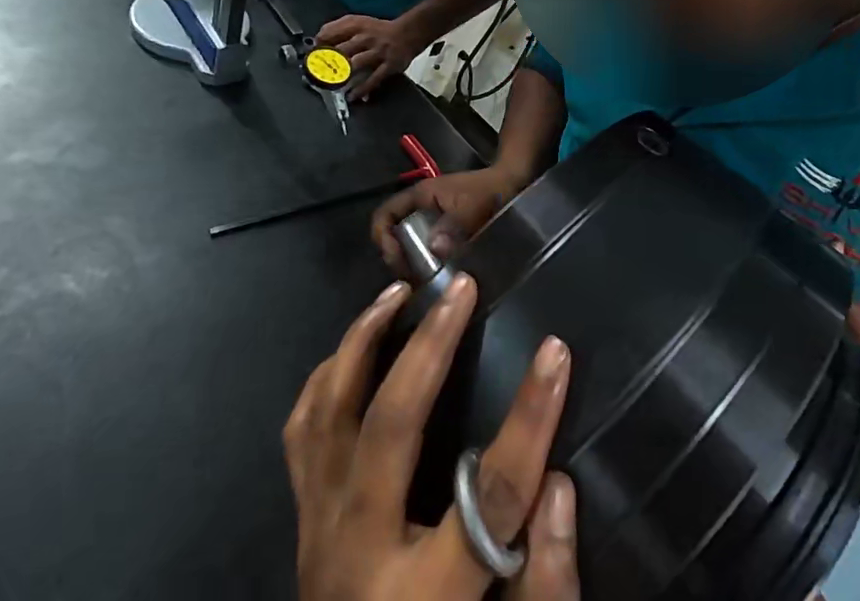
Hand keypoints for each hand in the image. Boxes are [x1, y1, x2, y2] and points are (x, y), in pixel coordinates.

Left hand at [284, 278, 579, 600]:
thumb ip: (543, 581)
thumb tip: (557, 483)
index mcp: (423, 591)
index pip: (491, 488)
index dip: (530, 416)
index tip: (556, 351)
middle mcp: (358, 546)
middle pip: (393, 424)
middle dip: (431, 345)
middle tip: (461, 289)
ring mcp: (318, 528)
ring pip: (329, 413)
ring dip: (363, 342)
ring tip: (398, 295)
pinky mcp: (302, 518)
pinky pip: (302, 431)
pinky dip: (327, 377)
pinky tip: (352, 348)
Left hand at [316, 14, 434, 99]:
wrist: (409, 33)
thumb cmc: (380, 31)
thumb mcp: (360, 22)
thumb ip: (339, 28)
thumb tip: (318, 39)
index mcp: (357, 26)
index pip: (332, 32)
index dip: (319, 44)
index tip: (310, 55)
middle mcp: (367, 37)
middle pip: (342, 50)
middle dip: (328, 62)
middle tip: (317, 74)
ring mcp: (378, 52)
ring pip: (357, 64)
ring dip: (343, 76)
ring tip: (332, 86)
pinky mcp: (389, 65)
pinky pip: (373, 79)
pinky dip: (362, 89)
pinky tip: (353, 96)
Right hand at [371, 167, 528, 271]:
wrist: (515, 182)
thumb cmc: (490, 190)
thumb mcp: (472, 207)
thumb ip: (453, 225)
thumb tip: (434, 248)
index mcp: (419, 196)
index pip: (384, 215)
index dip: (383, 238)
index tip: (397, 261)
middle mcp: (420, 206)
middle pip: (394, 233)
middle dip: (398, 256)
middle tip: (412, 279)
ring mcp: (432, 217)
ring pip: (410, 242)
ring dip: (414, 261)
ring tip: (425, 281)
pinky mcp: (445, 228)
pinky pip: (427, 245)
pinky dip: (428, 260)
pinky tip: (439, 274)